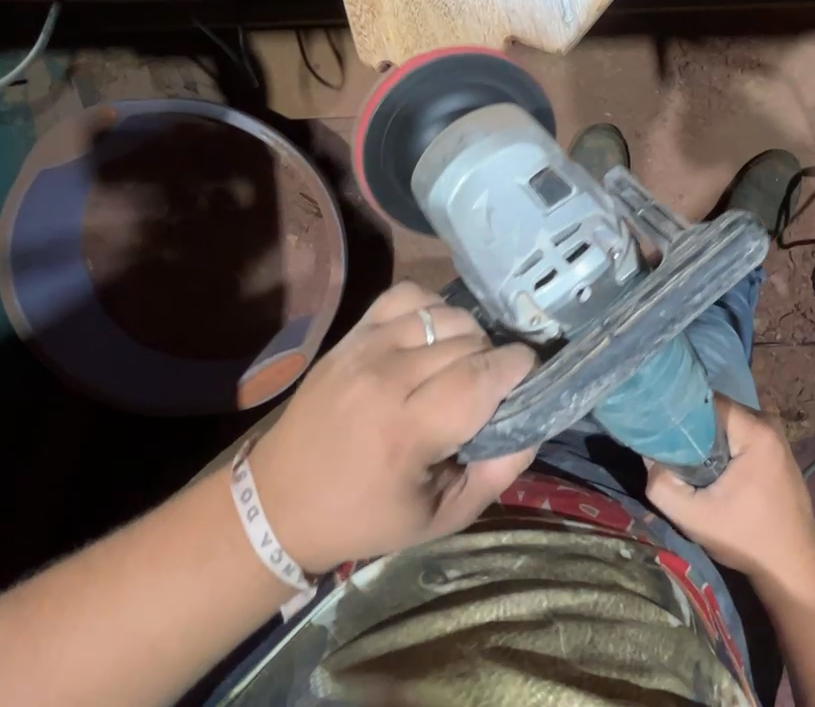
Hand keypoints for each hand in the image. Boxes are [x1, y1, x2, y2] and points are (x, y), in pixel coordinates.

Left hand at [247, 282, 538, 572]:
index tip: (529, 379)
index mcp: (407, 431)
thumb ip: (498, 474)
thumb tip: (535, 424)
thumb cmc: (366, 518)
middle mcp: (385, 378)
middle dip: (494, 359)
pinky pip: (406, 296)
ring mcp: (363, 349)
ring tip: (461, 363)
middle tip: (491, 388)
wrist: (278, 504)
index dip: (518, 369)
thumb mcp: (441, 517)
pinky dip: (431, 308)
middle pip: (469, 341)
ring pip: (443, 314)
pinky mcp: (349, 335)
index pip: (481, 375)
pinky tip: (431, 337)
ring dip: (467, 335)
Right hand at [645, 397, 814, 579]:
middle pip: (716, 412)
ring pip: (726, 426)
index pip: (706, 401)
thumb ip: (662, 486)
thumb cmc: (746, 539)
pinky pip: (738, 438)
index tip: (657, 431)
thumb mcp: (694, 518)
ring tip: (685, 464)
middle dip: (690, 430)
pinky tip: (709, 472)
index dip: (679, 413)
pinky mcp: (775, 453)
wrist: (793, 568)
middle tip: (668, 452)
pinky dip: (721, 450)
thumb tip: (649, 456)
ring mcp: (775, 438)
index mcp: (755, 430)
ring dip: (705, 442)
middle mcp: (768, 424)